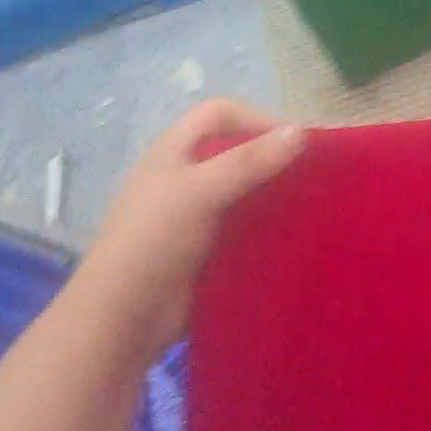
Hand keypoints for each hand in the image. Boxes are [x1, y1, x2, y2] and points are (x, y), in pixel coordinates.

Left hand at [75, 99, 305, 351]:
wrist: (122, 318)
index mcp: (173, 150)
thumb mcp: (200, 192)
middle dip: (270, 153)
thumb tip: (301, 131)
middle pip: (232, 147)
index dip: (256, 117)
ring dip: (270, 189)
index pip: (220, 113)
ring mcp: (192, 211)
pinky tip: (288, 233)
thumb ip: (249, 160)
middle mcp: (183, 174)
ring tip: (306, 202)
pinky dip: (265, 221)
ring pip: (240, 185)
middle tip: (309, 171)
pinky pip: (242, 222)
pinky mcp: (204, 246)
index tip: (294, 141)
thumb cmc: (155, 241)